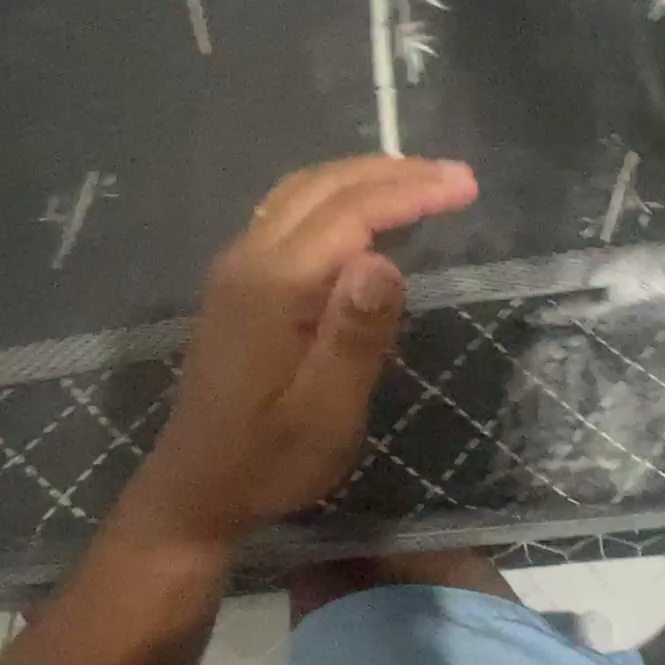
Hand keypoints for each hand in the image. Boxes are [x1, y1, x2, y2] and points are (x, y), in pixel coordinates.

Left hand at [119, 156, 479, 552]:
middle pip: (323, 189)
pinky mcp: (240, 287)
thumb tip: (386, 262)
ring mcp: (238, 270)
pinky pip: (290, 215)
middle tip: (458, 177)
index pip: (350, 216)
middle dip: (394, 174)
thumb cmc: (270, 461)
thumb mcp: (324, 414)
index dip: (410, 194)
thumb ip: (354, 338)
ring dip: (364, 178)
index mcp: (274, 288)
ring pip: (301, 195)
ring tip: (420, 180)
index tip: (467, 187)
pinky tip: (363, 212)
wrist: (196, 490)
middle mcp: (249, 262)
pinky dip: (337, 198)